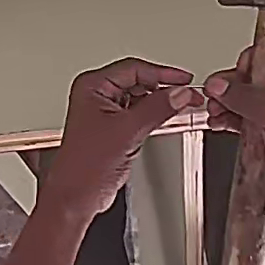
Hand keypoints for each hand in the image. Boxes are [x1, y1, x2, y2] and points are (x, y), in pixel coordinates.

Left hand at [38, 58, 201, 224]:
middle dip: (164, 88)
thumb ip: (156, 109)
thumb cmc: (84, 165)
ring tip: (183, 105)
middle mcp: (96, 95)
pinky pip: (138, 112)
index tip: (184, 79)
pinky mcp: (113, 126)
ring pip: (140, 97)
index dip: (162, 73)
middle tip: (188, 94)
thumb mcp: (127, 131)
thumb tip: (178, 94)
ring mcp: (104, 111)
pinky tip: (169, 117)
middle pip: (137, 81)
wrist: (77, 196)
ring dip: (161, 102)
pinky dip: (155, 114)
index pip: (132, 69)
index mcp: (92, 86)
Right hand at [202, 48, 264, 213]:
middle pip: (250, 78)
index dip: (248, 62)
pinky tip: (218, 122)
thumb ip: (247, 97)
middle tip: (216, 92)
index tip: (232, 74)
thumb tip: (221, 85)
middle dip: (229, 85)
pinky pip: (239, 120)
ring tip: (214, 109)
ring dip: (224, 103)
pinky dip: (225, 119)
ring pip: (242, 100)